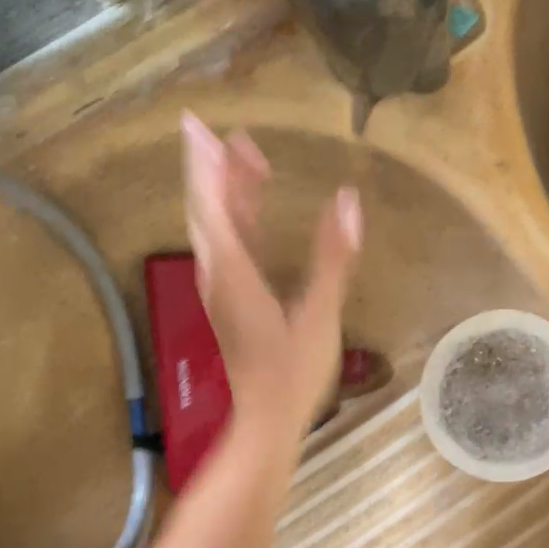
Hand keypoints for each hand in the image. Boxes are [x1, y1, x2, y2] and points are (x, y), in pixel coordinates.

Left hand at [182, 111, 360, 438]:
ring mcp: (221, 289)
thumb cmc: (293, 373)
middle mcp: (218, 274)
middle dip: (215, 170)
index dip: (206, 165)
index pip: (213, 206)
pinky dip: (235, 219)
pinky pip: (226, 246)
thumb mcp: (319, 315)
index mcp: (234, 272)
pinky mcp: (230, 301)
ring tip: (246, 159)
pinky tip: (252, 212)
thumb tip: (349, 201)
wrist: (267, 420)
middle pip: (208, 211)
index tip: (198, 127)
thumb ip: (333, 258)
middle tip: (232, 135)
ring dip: (225, 191)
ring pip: (215, 228)